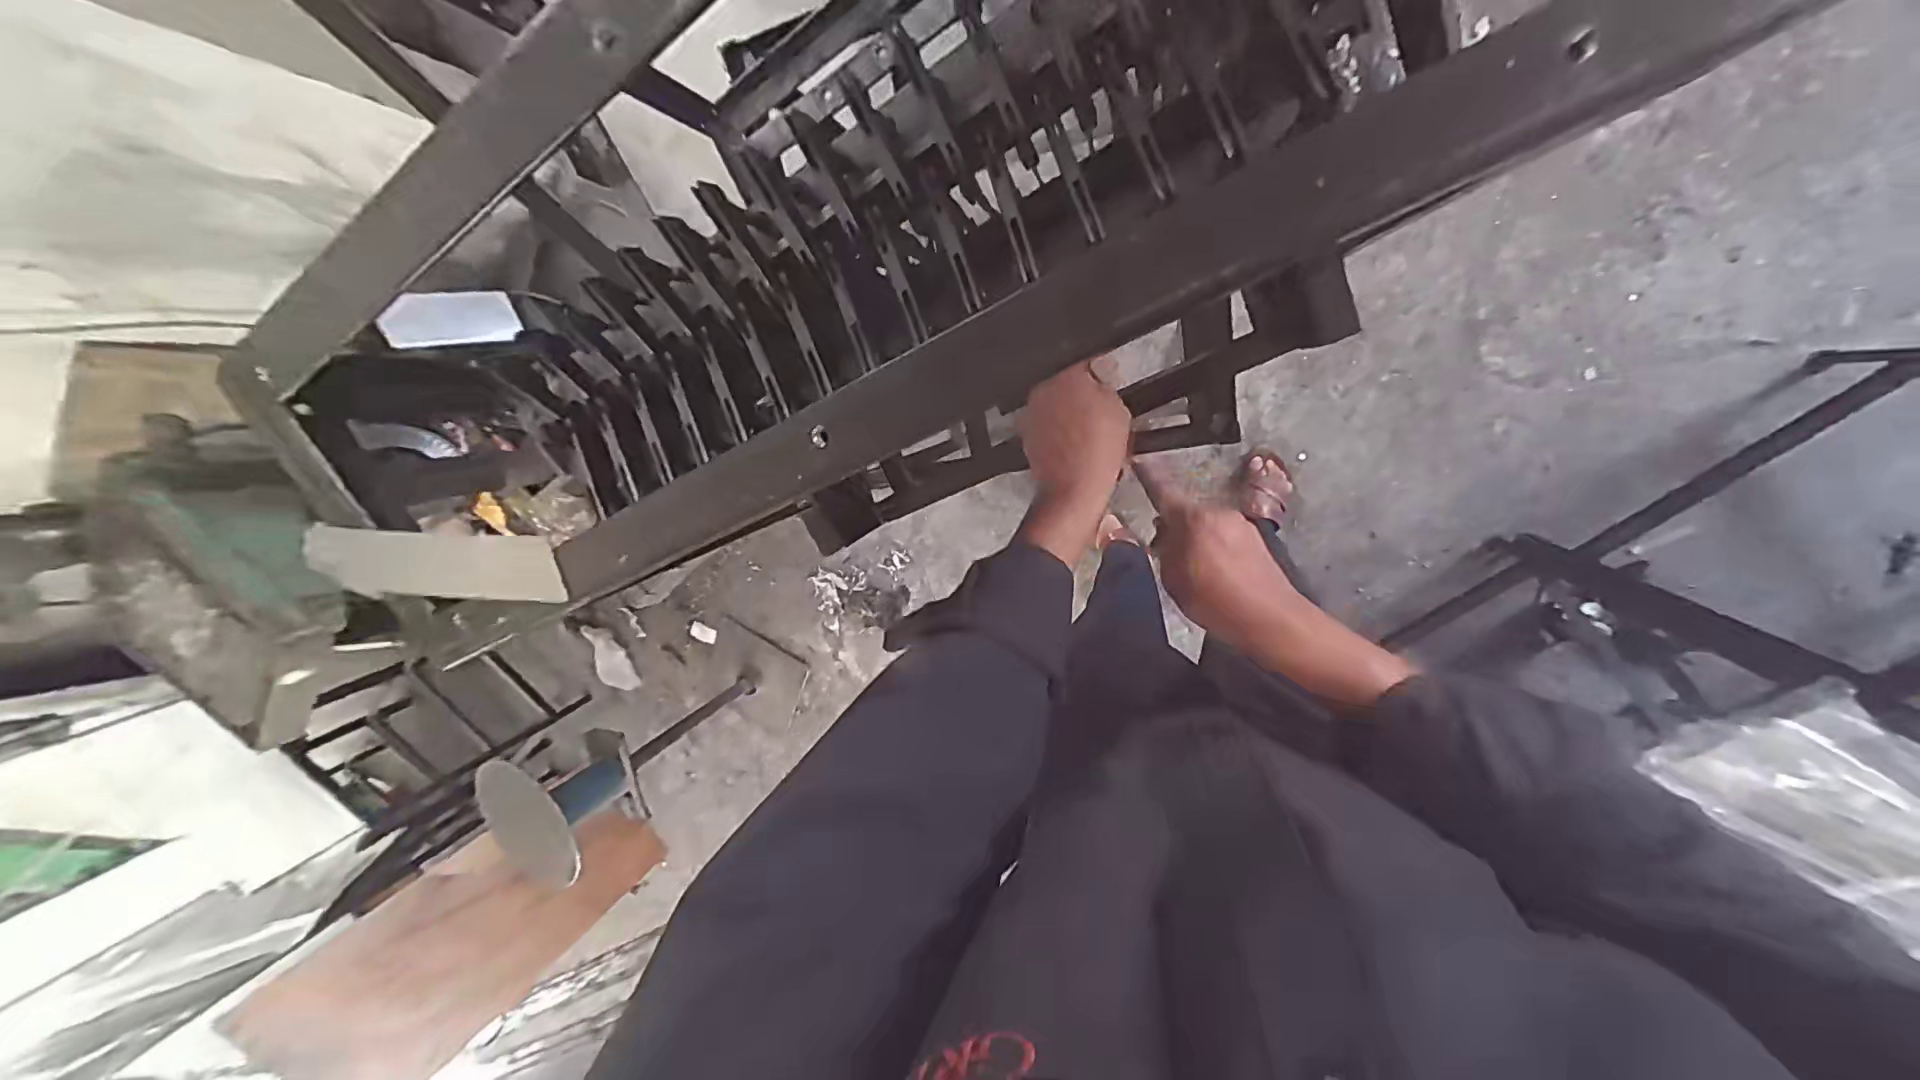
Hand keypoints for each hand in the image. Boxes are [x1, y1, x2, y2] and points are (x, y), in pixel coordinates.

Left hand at [1015, 360, 1131, 564]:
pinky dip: (1063, 433)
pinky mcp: (1029, 439)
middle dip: (1086, 396)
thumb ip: (1106, 384)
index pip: (1085, 363)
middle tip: (1106, 414)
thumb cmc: (1096, 453)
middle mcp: (1041, 393)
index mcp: (1063, 378)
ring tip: (1094, 434)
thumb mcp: (1117, 410)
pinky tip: (1080, 446)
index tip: (1111, 382)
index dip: (1103, 374)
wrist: (1073, 491)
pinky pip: (1051, 429)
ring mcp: (1031, 416)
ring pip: (1059, 407)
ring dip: (1074, 415)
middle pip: (1068, 385)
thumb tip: (1101, 370)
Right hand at [1137, 458, 1415, 705]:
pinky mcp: (1255, 539)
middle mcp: (1219, 512)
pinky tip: (1211, 573)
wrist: (1271, 620)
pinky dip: (1211, 547)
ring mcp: (1241, 524)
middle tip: (1161, 550)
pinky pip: (1222, 535)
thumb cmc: (1215, 601)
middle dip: (1172, 525)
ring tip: (1188, 569)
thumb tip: (1160, 535)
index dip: (1148, 476)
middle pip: (1186, 511)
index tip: (1138, 461)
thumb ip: (1162, 551)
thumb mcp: (1173, 580)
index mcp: (1195, 518)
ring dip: (1193, 538)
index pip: (1163, 491)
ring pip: (1205, 524)